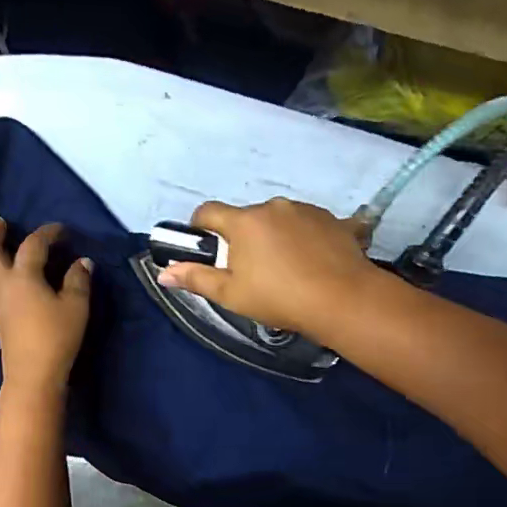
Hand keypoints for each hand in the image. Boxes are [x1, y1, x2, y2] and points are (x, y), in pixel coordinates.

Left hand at [0, 218, 91, 396]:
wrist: (32, 376)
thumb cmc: (55, 337)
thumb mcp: (75, 307)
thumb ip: (78, 280)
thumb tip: (82, 261)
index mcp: (23, 276)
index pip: (33, 245)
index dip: (48, 233)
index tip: (62, 229)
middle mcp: (5, 285)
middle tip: (0, 222)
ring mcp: (0, 303)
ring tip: (5, 246)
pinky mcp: (2, 319)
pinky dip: (2, 272)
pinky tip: (15, 277)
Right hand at [156, 198, 385, 337]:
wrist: (342, 299)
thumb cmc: (278, 298)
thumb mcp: (231, 294)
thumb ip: (196, 279)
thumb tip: (164, 273)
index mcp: (243, 222)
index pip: (208, 211)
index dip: (199, 226)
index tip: (202, 245)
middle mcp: (273, 207)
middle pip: (246, 218)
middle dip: (241, 238)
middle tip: (249, 271)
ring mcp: (306, 210)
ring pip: (279, 220)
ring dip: (275, 237)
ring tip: (286, 270)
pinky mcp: (334, 219)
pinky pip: (311, 225)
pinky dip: (306, 238)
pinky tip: (314, 262)